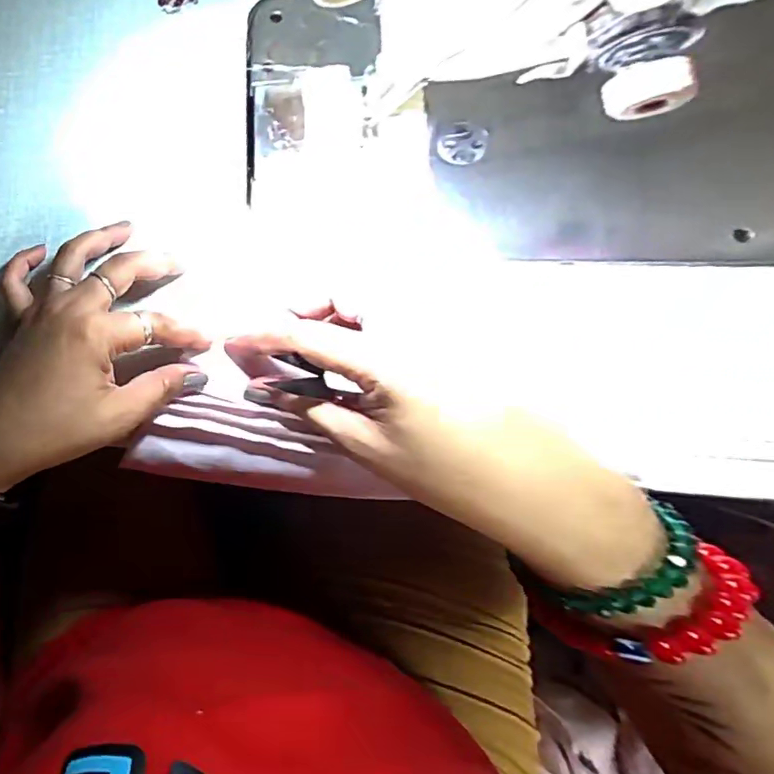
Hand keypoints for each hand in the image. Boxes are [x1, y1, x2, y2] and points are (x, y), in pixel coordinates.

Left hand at [0, 222, 211, 493]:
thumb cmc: (58, 431)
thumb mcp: (116, 416)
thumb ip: (158, 388)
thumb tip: (194, 372)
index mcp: (95, 331)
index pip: (150, 324)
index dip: (181, 333)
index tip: (203, 342)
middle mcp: (69, 307)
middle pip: (115, 271)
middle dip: (151, 262)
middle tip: (175, 262)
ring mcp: (39, 308)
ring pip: (69, 258)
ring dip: (98, 239)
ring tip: (123, 228)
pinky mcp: (18, 318)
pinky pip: (16, 280)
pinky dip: (26, 261)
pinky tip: (40, 251)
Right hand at [229, 306, 663, 591]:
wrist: (540, 482)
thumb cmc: (450, 474)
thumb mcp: (371, 446)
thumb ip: (314, 408)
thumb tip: (267, 389)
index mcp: (387, 355)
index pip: (309, 333)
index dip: (264, 336)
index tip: (233, 342)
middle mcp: (412, 322)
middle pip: (343, 290)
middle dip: (305, 309)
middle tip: (287, 346)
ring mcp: (437, 321)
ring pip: (369, 296)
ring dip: (332, 315)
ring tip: (317, 355)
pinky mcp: (452, 328)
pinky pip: (394, 310)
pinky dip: (363, 323)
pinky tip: (357, 357)